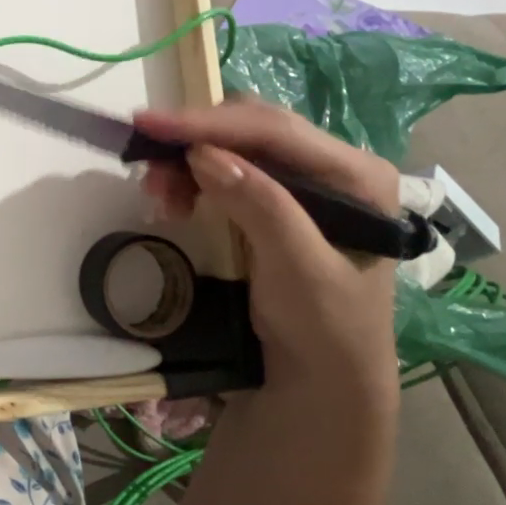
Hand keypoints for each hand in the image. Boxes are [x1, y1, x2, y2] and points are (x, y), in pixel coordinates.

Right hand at [135, 100, 399, 408]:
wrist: (321, 381)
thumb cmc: (325, 329)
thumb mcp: (298, 270)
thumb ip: (260, 207)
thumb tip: (203, 153)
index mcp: (357, 175)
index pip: (274, 129)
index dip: (207, 123)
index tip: (148, 124)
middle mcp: (332, 167)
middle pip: (251, 126)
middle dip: (195, 141)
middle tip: (148, 167)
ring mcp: (302, 183)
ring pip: (231, 145)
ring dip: (187, 161)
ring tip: (159, 195)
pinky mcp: (272, 200)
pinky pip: (224, 169)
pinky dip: (191, 178)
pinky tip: (174, 202)